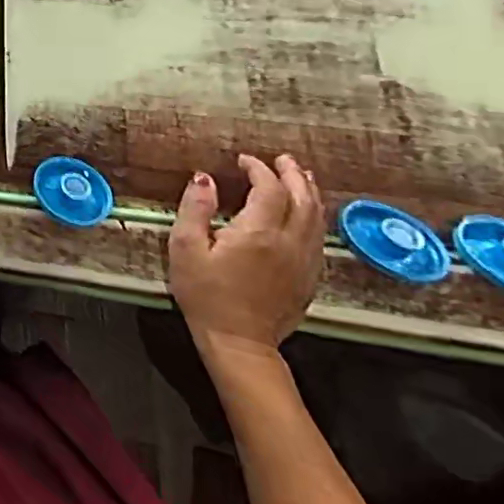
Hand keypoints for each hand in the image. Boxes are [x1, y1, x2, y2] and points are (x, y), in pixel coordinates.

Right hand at [166, 154, 325, 360]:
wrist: (238, 344)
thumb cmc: (205, 295)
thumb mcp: (185, 249)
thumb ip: (195, 209)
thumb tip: (203, 178)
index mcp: (258, 233)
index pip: (269, 188)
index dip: (259, 169)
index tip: (243, 160)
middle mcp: (289, 242)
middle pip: (302, 198)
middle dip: (292, 175)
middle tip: (282, 159)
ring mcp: (303, 261)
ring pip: (316, 217)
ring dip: (308, 193)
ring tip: (300, 177)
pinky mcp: (308, 278)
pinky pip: (318, 237)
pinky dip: (314, 216)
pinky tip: (305, 214)